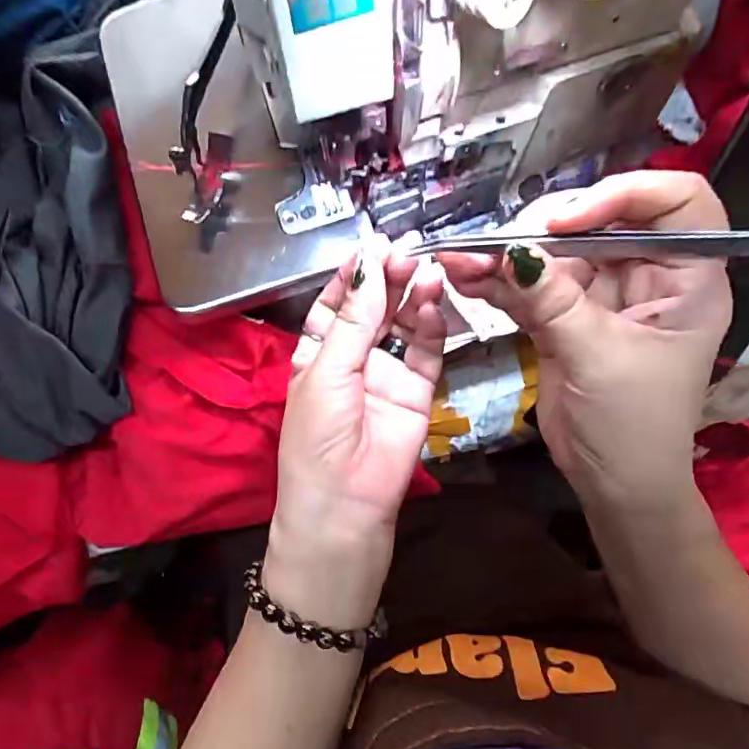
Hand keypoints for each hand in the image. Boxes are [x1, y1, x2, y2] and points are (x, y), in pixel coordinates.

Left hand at [267, 235, 445, 627]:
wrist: (344, 505)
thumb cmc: (317, 438)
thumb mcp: (326, 372)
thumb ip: (353, 319)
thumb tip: (369, 264)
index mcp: (315, 355)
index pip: (335, 304)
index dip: (352, 274)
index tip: (372, 243)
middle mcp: (351, 361)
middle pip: (373, 308)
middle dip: (387, 277)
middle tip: (407, 249)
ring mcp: (385, 376)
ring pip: (403, 324)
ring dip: (413, 295)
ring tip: (424, 269)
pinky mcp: (416, 393)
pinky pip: (426, 351)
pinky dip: (432, 325)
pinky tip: (433, 302)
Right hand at [435, 171, 731, 504]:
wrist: (612, 481)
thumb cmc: (632, 424)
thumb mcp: (598, 357)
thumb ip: (554, 303)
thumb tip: (509, 253)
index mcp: (687, 277)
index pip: (674, 203)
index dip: (621, 197)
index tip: (562, 224)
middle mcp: (646, 277)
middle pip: (597, 226)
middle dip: (543, 231)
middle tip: (495, 246)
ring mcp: (600, 299)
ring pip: (554, 259)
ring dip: (506, 258)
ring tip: (462, 260)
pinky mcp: (562, 321)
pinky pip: (529, 291)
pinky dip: (498, 286)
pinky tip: (465, 279)